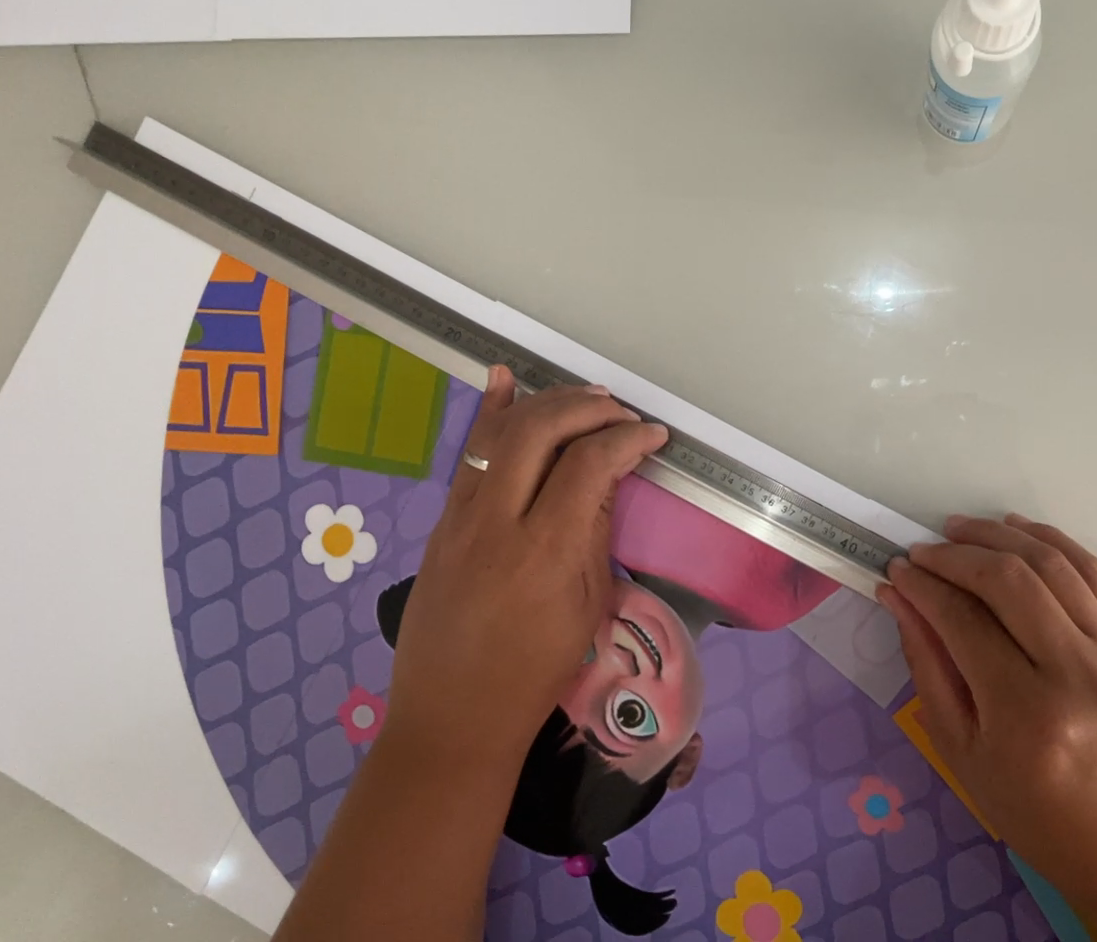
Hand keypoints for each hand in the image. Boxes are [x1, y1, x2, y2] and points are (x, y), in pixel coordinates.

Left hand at [383, 366, 668, 769]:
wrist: (452, 716)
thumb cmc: (534, 672)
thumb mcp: (586, 605)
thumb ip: (595, 531)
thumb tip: (609, 476)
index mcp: (545, 550)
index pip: (589, 465)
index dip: (627, 439)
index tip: (655, 436)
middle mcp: (497, 521)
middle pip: (541, 432)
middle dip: (588, 409)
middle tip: (621, 412)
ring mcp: (460, 517)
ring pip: (501, 433)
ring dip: (547, 403)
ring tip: (586, 396)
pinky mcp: (441, 521)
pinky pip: (468, 454)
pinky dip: (489, 413)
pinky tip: (503, 378)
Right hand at [878, 514, 1096, 918]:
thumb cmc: (1043, 819)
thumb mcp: (966, 757)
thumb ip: (930, 669)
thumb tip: (899, 600)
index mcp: (1025, 714)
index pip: (961, 620)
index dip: (922, 587)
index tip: (896, 572)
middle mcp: (1074, 671)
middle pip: (1007, 580)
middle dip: (954, 555)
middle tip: (921, 552)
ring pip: (1050, 564)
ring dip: (997, 536)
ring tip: (958, 529)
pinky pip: (1093, 571)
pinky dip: (1051, 540)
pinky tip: (1016, 530)